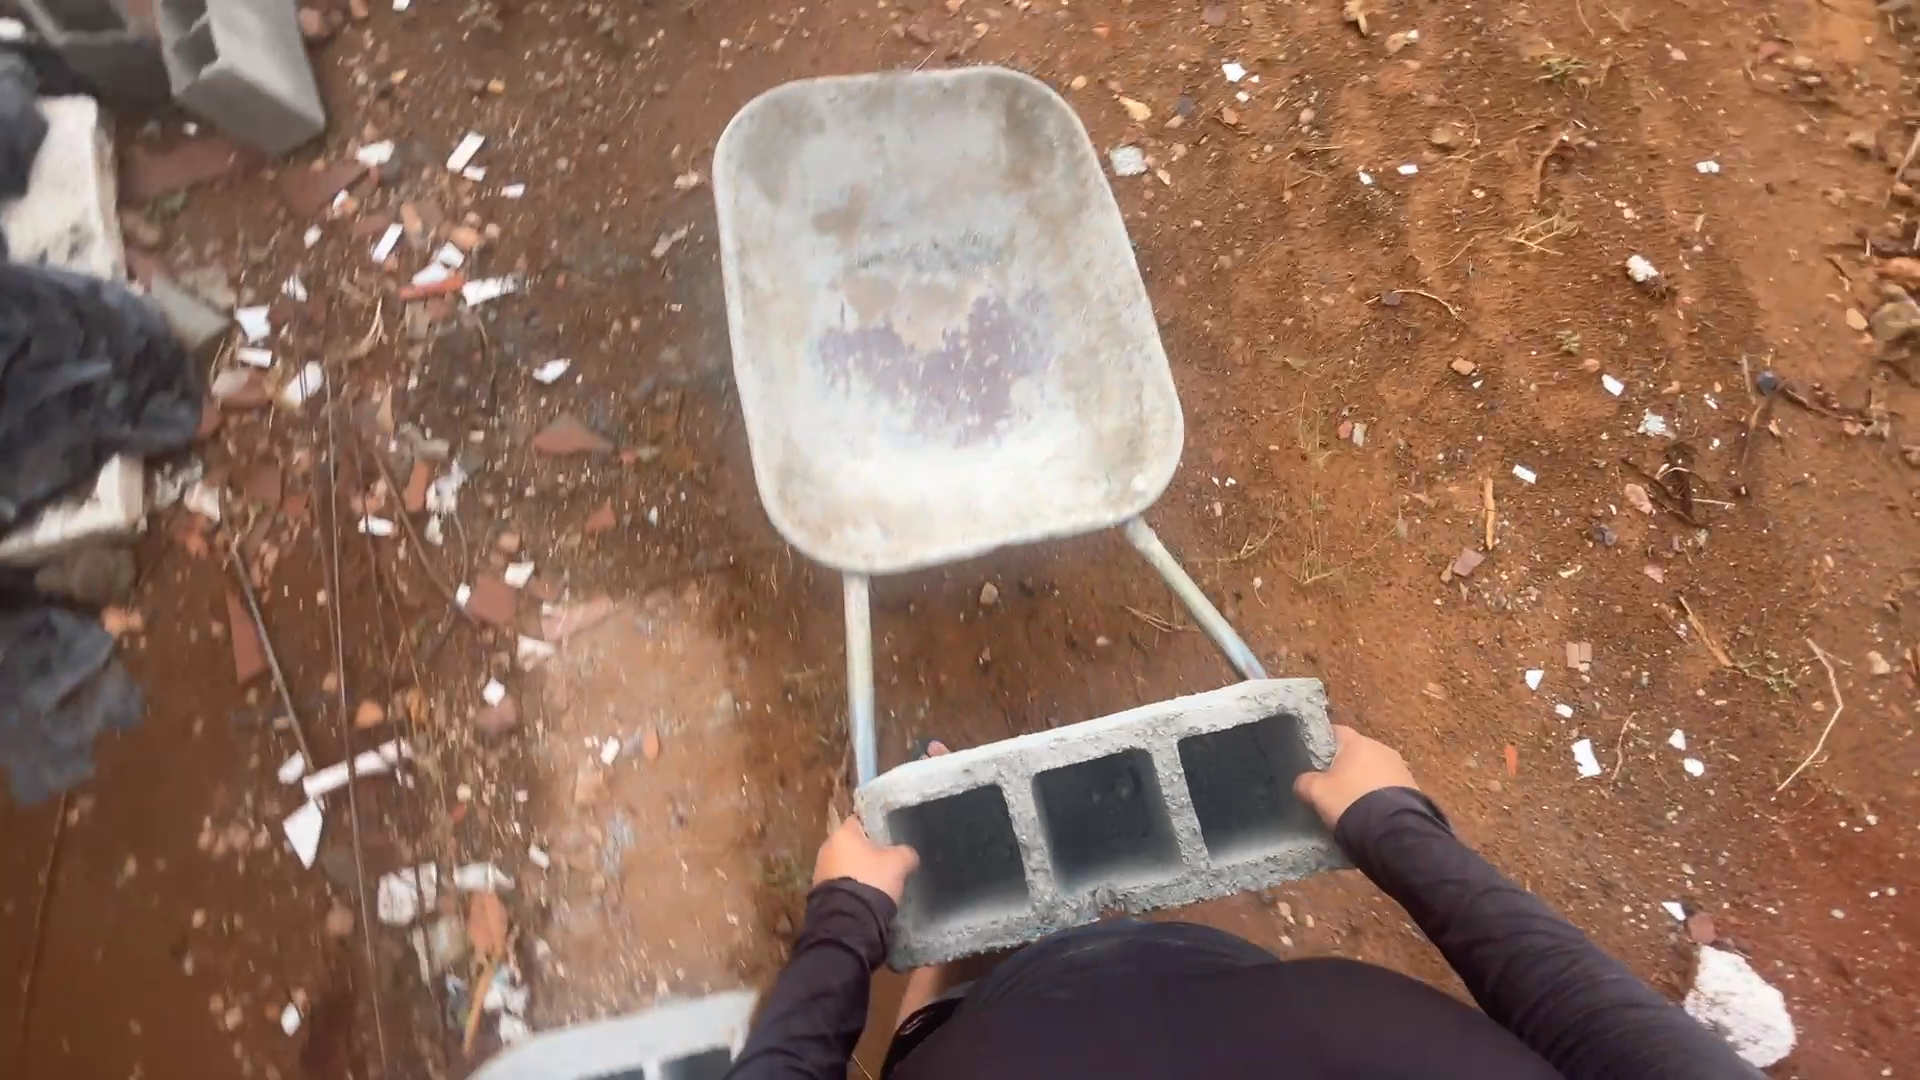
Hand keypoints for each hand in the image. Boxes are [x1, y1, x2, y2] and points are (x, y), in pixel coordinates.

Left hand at [814, 816, 919, 901]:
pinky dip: (850, 888)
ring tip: (875, 884)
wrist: (847, 921)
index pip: (859, 821)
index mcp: (843, 833)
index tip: (887, 838)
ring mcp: (820, 871)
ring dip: (857, 871)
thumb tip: (908, 854)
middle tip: (884, 863)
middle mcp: (827, 847)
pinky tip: (863, 899)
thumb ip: (906, 852)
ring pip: (844, 865)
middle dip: (865, 852)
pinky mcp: (818, 893)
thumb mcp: (899, 862)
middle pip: (851, 844)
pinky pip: (839, 884)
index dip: (875, 827)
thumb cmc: (872, 880)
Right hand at [1293, 725, 1419, 829]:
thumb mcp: (1315, 792)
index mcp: (1358, 743)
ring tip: (1354, 802)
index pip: (1336, 731)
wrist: (1395, 834)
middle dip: (1345, 765)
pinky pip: (1389, 787)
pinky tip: (1372, 812)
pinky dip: (1380, 795)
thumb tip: (1304, 782)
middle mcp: (1382, 749)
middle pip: (1356, 751)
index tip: (1313, 758)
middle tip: (1331, 784)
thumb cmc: (1350, 802)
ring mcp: (1402, 769)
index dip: (1322, 742)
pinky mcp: (1415, 790)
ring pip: (1375, 769)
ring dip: (1365, 781)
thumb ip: (1304, 781)